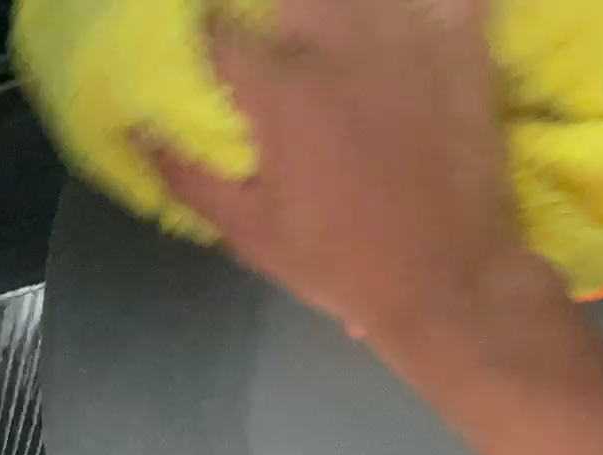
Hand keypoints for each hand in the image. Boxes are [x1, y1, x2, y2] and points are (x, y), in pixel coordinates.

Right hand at [140, 0, 556, 359]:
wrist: (442, 279)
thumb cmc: (337, 262)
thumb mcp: (250, 232)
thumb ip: (188, 176)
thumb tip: (137, 132)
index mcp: (283, 89)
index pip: (220, 30)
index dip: (207, 39)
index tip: (211, 58)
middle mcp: (343, 40)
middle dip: (270, 14)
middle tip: (273, 52)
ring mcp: (411, 31)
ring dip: (333, 10)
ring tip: (325, 42)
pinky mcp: (465, 39)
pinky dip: (422, 4)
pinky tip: (402, 24)